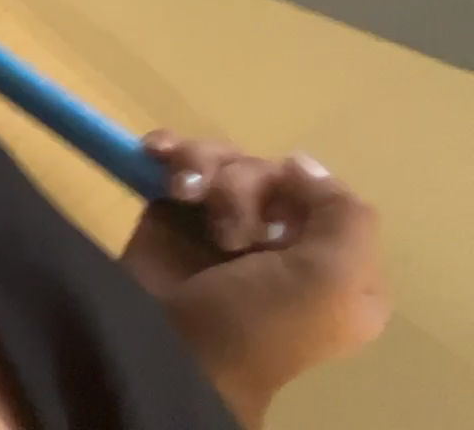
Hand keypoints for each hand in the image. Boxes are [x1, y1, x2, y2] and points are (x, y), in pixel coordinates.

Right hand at [123, 132, 388, 424]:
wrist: (168, 342)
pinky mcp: (166, 211)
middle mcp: (276, 237)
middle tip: (223, 227)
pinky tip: (151, 153)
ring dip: (196, 165)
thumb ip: (342, 218)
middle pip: (261, 170)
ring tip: (179, 193)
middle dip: (238, 184)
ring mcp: (215, 221)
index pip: (319, 194)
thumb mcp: (330, 282)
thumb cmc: (257, 321)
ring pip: (214, 159)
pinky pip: (169, 162)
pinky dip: (163, 150)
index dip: (294, 187)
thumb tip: (300, 162)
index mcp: (330, 261)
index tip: (275, 209)